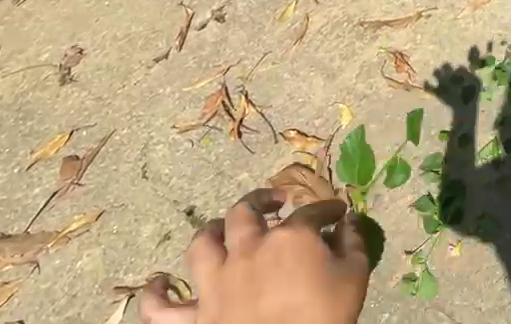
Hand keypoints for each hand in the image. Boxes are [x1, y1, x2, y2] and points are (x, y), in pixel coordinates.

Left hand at [140, 188, 369, 323]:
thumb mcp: (355, 274)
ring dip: (210, 231)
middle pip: (245, 211)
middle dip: (262, 200)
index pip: (312, 210)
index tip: (337, 213)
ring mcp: (216, 284)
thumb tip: (347, 222)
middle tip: (275, 203)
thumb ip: (353, 241)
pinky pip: (162, 308)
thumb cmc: (326, 318)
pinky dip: (155, 294)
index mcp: (291, 237)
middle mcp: (248, 250)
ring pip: (201, 244)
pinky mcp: (194, 320)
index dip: (327, 209)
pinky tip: (158, 283)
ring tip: (221, 229)